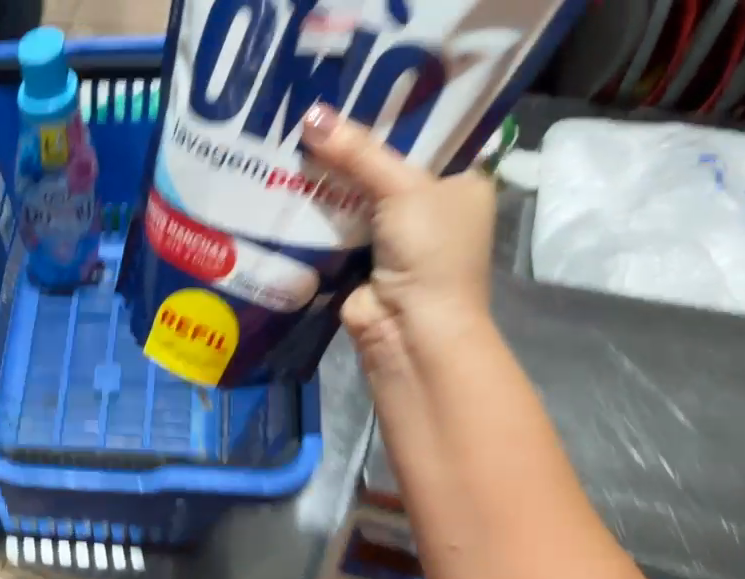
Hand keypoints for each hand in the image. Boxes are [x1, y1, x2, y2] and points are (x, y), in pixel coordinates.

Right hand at [300, 105, 496, 376]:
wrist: (409, 330)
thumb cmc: (430, 252)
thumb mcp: (403, 189)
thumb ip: (359, 153)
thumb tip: (312, 115)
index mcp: (461, 178)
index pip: (428, 131)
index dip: (394, 108)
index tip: (357, 81)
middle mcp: (428, 204)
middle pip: (383, 162)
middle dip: (350, 142)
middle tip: (311, 108)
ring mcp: (389, 234)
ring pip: (352, 194)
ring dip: (326, 176)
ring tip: (289, 137)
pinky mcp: (355, 259)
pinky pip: (330, 226)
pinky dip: (311, 211)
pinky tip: (283, 183)